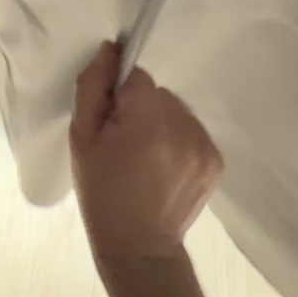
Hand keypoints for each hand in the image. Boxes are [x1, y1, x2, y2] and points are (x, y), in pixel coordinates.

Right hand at [70, 41, 222, 261]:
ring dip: (159, 121)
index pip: (137, 77)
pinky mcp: (216, 159)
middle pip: (156, 92)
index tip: (111, 119)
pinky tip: (163, 164)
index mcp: (148, 125)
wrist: (138, 246)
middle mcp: (183, 130)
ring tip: (144, 155)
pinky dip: (176, 137)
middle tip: (123, 141)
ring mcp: (204, 145)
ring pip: (174, 108)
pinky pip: (189, 127)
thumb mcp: (81, 137)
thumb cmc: (101, 190)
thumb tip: (109, 49)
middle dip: (139, 107)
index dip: (119, 94)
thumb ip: (93, 87)